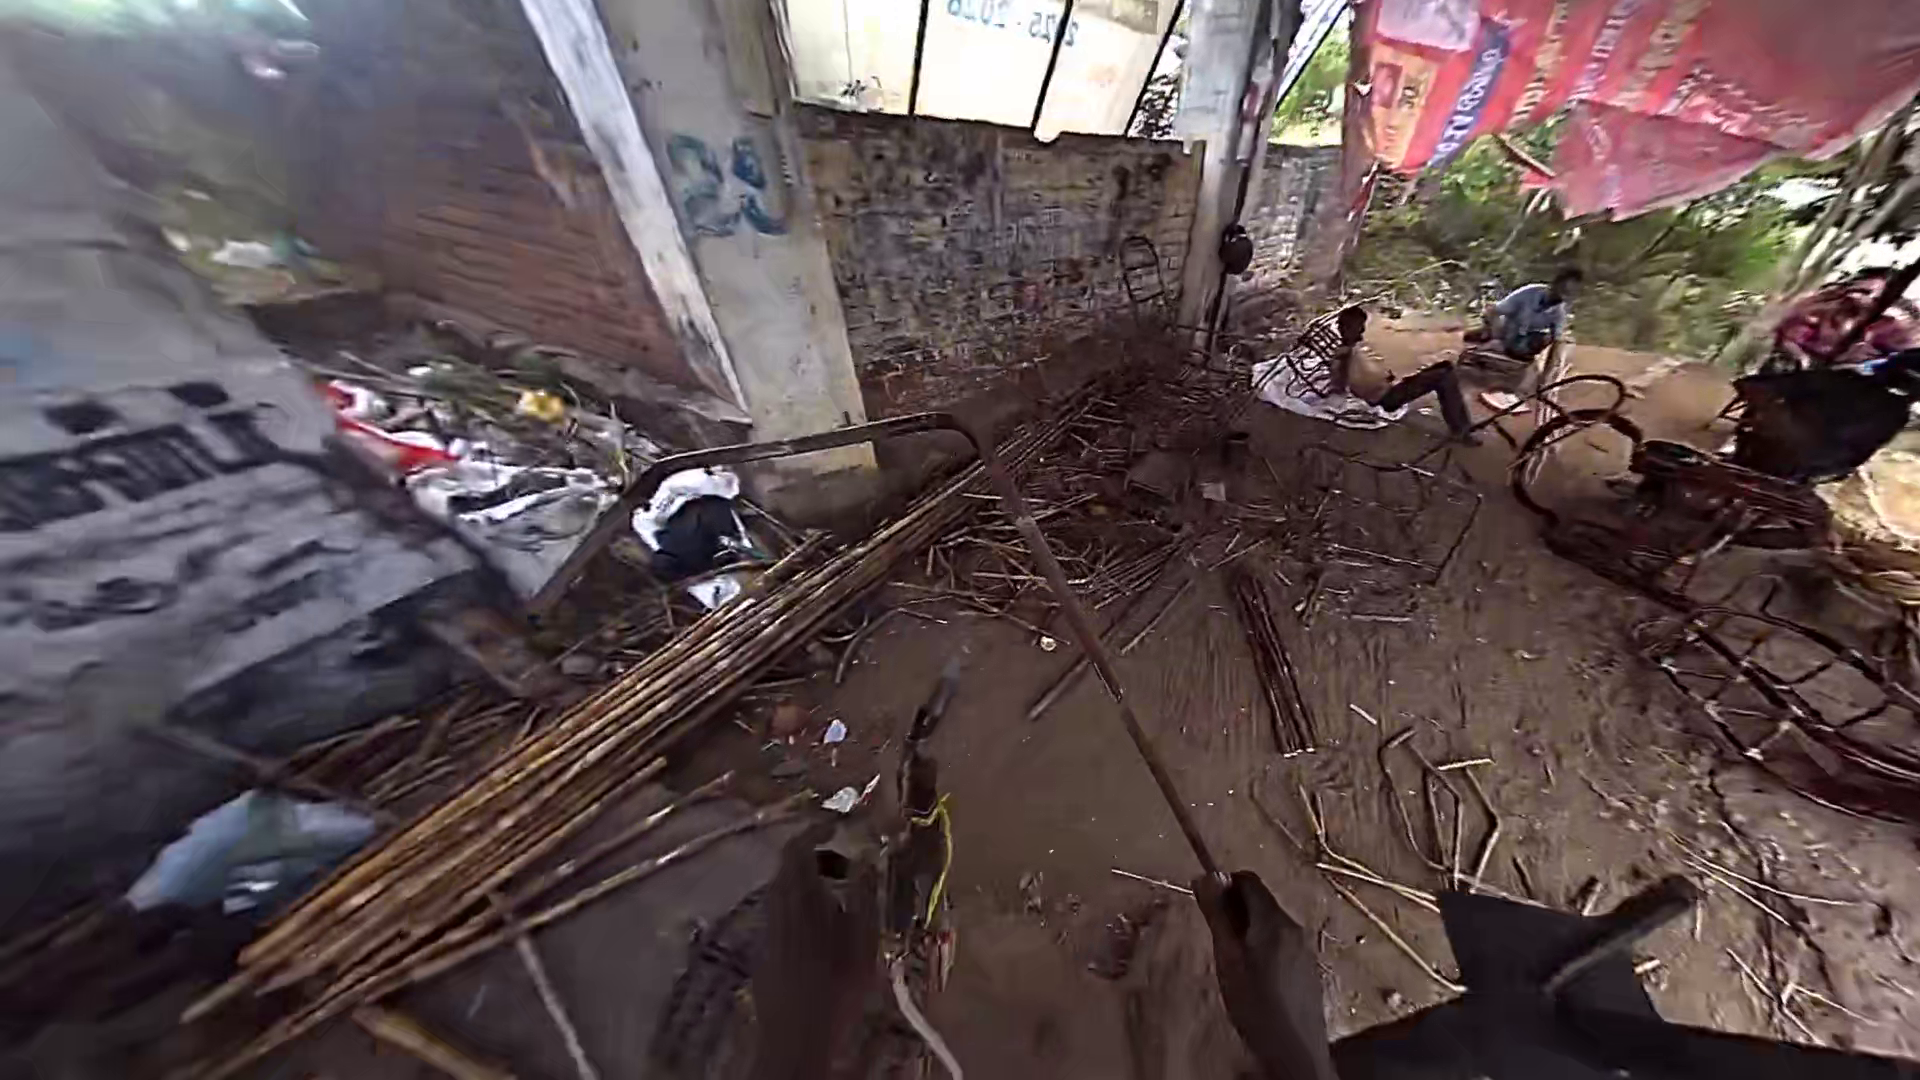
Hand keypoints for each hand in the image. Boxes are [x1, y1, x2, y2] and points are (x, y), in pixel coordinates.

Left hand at [751, 824, 878, 1079]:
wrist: (795, 1040)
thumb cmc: (837, 985)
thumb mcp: (863, 936)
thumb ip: (864, 891)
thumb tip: (865, 857)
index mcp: (800, 894)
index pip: (799, 845)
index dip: (817, 829)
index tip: (838, 825)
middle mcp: (777, 904)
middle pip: (789, 864)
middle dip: (817, 855)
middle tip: (846, 865)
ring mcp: (767, 927)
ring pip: (784, 887)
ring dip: (810, 880)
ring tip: (840, 898)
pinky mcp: (763, 949)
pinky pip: (781, 909)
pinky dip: (801, 901)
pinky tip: (822, 926)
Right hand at [1193, 871, 1338, 1079]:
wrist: (1296, 1058)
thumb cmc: (1255, 1003)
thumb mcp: (1227, 956)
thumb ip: (1216, 914)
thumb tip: (1203, 875)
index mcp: (1274, 920)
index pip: (1247, 879)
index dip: (1225, 884)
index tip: (1209, 906)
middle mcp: (1293, 928)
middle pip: (1259, 899)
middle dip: (1235, 907)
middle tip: (1218, 935)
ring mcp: (1304, 950)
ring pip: (1269, 921)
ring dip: (1247, 926)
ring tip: (1233, 958)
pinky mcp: (1308, 970)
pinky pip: (1281, 941)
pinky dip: (1263, 944)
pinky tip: (1254, 975)